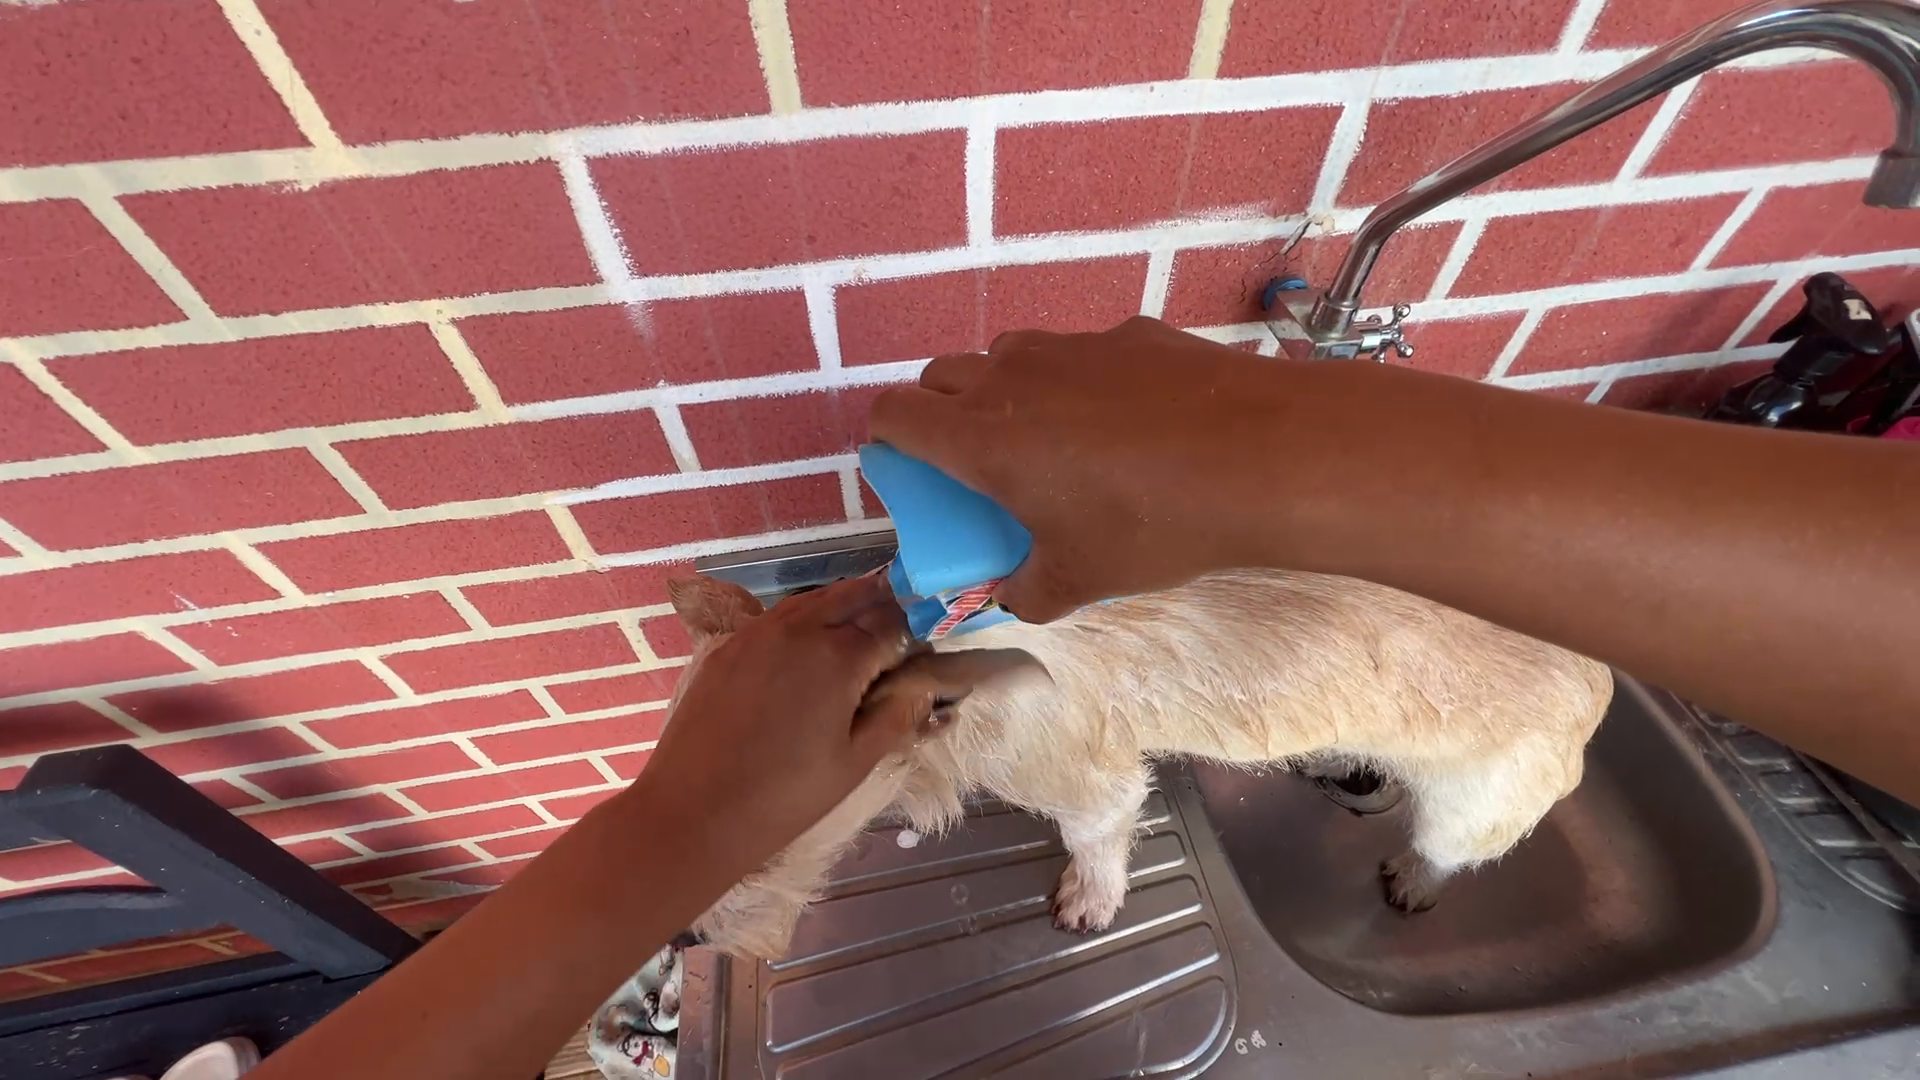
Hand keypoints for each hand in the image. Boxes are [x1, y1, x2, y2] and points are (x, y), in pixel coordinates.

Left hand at [637, 577, 924, 873]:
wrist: (691, 814)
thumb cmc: (784, 797)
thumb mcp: (855, 763)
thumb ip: (896, 715)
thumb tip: (924, 685)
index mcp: (839, 656)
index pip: (893, 623)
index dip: (915, 632)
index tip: (923, 649)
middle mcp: (800, 629)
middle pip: (854, 594)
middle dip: (883, 604)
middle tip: (897, 629)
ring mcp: (759, 631)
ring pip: (814, 598)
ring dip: (844, 605)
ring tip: (859, 631)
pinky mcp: (729, 643)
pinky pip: (779, 616)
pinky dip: (805, 619)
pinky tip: (808, 647)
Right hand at [870, 316, 1307, 621]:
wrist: (1263, 459)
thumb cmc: (1150, 525)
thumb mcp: (1078, 580)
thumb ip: (1027, 594)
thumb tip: (1014, 597)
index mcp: (981, 438)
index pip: (893, 412)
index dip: (886, 434)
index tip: (906, 461)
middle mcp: (1011, 378)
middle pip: (940, 375)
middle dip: (940, 412)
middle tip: (977, 459)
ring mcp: (1070, 347)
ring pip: (1005, 356)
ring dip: (1002, 390)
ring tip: (1050, 436)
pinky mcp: (1126, 333)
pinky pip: (1073, 354)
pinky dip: (1072, 381)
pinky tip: (1128, 419)